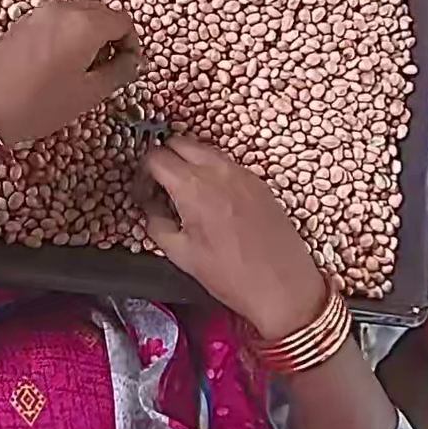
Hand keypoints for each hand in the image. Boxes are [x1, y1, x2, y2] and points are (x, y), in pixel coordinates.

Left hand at [0, 0, 141, 144]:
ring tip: (82, 71)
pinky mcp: (22, 22)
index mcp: (86, 23)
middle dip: (112, 38)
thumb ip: (118, 73)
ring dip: (90, 36)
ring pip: (79, 16)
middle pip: (102, 14)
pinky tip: (59, 66)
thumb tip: (135, 62)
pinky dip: (69, 36)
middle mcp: (64, 9)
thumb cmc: (39, 103)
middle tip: (108, 70)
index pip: (124, 22)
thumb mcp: (87, 94)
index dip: (132, 45)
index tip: (128, 68)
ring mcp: (40, 13)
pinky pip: (58, 21)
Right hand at [141, 136, 328, 339]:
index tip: (145, 191)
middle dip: (164, 158)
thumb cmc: (231, 275)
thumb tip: (151, 209)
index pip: (156, 156)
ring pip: (204, 149)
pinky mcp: (257, 181)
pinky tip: (213, 199)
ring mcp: (241, 172)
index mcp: (193, 186)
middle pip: (179, 142)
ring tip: (186, 193)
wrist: (283, 286)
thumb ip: (157, 224)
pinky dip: (212, 170)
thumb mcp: (182, 255)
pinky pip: (226, 163)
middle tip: (161, 187)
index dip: (144, 172)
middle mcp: (217, 170)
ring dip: (188, 161)